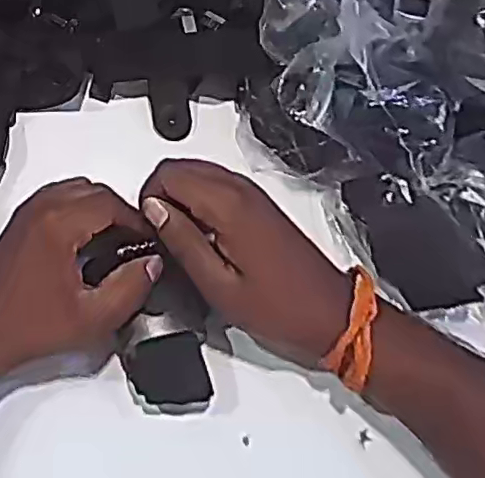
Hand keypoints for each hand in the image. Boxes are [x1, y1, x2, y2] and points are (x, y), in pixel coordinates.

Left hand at [0, 178, 161, 377]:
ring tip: (116, 238)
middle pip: (92, 189)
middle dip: (120, 211)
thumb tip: (149, 266)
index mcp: (56, 225)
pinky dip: (78, 207)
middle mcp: (39, 210)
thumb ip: (130, 288)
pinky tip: (87, 238)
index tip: (149, 239)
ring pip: (74, 189)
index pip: (108, 202)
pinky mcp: (21, 220)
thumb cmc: (26, 325)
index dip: (136, 220)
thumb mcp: (93, 317)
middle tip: (136, 240)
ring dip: (98, 206)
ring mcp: (27, 213)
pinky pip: (57, 197)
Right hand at [140, 159, 351, 366]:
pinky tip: (203, 232)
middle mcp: (240, 189)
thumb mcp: (219, 286)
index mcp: (228, 205)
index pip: (168, 174)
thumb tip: (154, 210)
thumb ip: (181, 241)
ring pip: (195, 171)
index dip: (150, 198)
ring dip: (178, 194)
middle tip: (162, 230)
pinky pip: (213, 182)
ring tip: (182, 235)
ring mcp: (250, 192)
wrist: (334, 317)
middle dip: (160, 193)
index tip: (152, 226)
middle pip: (179, 166)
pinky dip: (196, 197)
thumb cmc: (285, 309)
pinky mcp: (256, 201)